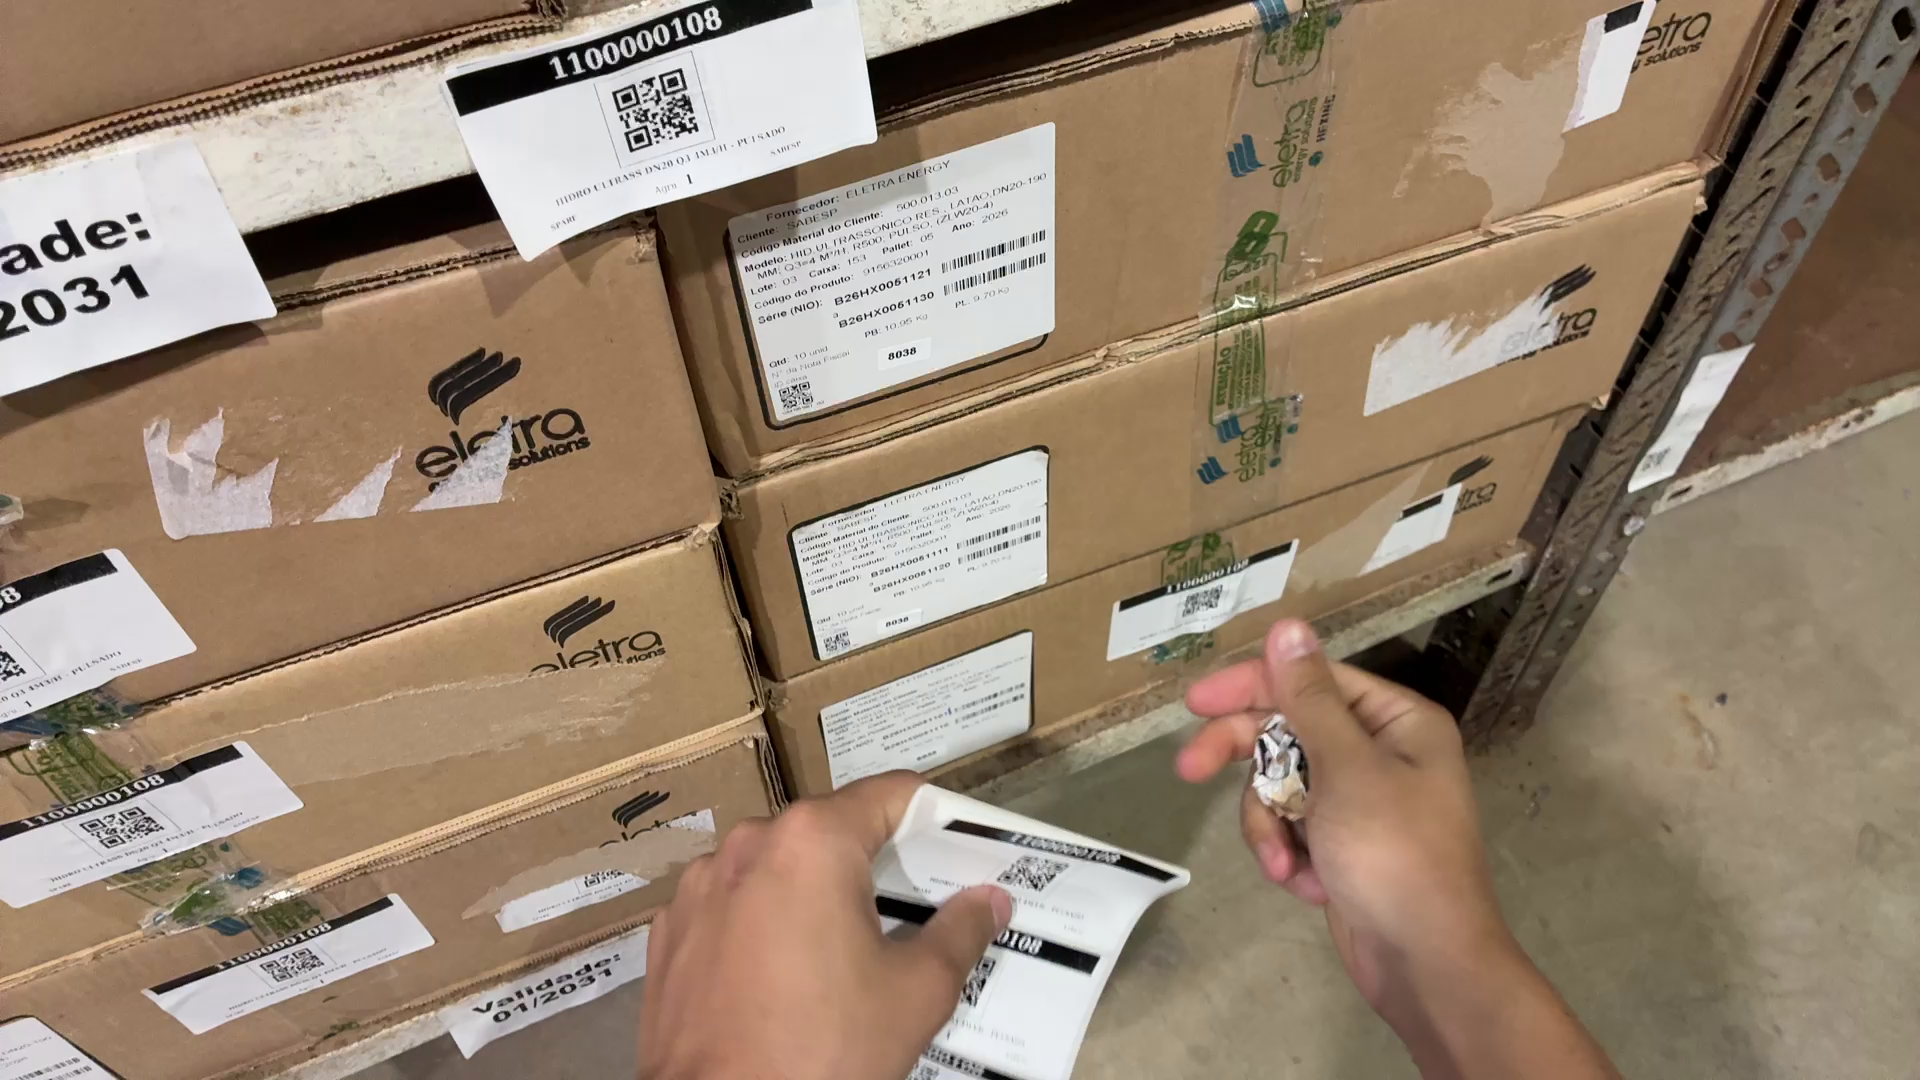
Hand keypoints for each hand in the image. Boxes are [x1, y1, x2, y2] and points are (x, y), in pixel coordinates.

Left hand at [638, 771, 1012, 1079]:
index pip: (891, 793)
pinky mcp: (669, 925)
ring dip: (811, 885)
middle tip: (902, 908)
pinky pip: (732, 897)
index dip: (929, 815)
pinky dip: (760, 915)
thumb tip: (992, 900)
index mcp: (815, 838)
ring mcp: (702, 881)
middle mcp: (752, 840)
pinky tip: (773, 969)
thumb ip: (961, 932)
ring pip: (779, 860)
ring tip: (834, 947)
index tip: (950, 848)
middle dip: (870, 859)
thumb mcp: (915, 993)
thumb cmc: (823, 1049)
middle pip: (832, 826)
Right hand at [1177, 620, 1618, 1079]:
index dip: (1247, 686)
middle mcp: (1373, 749)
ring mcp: (1354, 796)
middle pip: (1283, 730)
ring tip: (1281, 862)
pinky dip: (1285, 849)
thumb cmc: (1393, 854)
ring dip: (1268, 823)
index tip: (1196, 702)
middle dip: (1241, 761)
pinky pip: (1287, 821)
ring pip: (1276, 781)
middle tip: (1188, 768)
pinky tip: (1303, 882)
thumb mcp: (1346, 767)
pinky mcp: (1336, 837)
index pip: (1305, 681)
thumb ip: (1308, 696)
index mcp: (1391, 721)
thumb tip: (1288, 626)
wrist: (1426, 968)